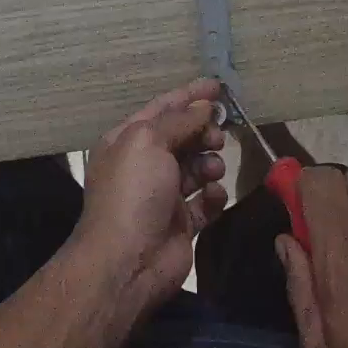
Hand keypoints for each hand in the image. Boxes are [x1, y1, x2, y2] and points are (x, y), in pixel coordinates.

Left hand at [66, 79, 227, 321]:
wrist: (127, 261)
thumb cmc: (133, 193)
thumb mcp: (148, 141)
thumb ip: (179, 120)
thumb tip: (204, 106)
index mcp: (127, 141)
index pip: (162, 108)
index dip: (190, 95)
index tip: (220, 86)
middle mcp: (143, 165)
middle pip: (183, 136)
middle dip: (204, 131)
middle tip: (220, 135)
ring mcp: (163, 195)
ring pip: (197, 167)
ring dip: (210, 163)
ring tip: (212, 169)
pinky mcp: (181, 223)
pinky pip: (205, 201)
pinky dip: (213, 194)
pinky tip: (213, 195)